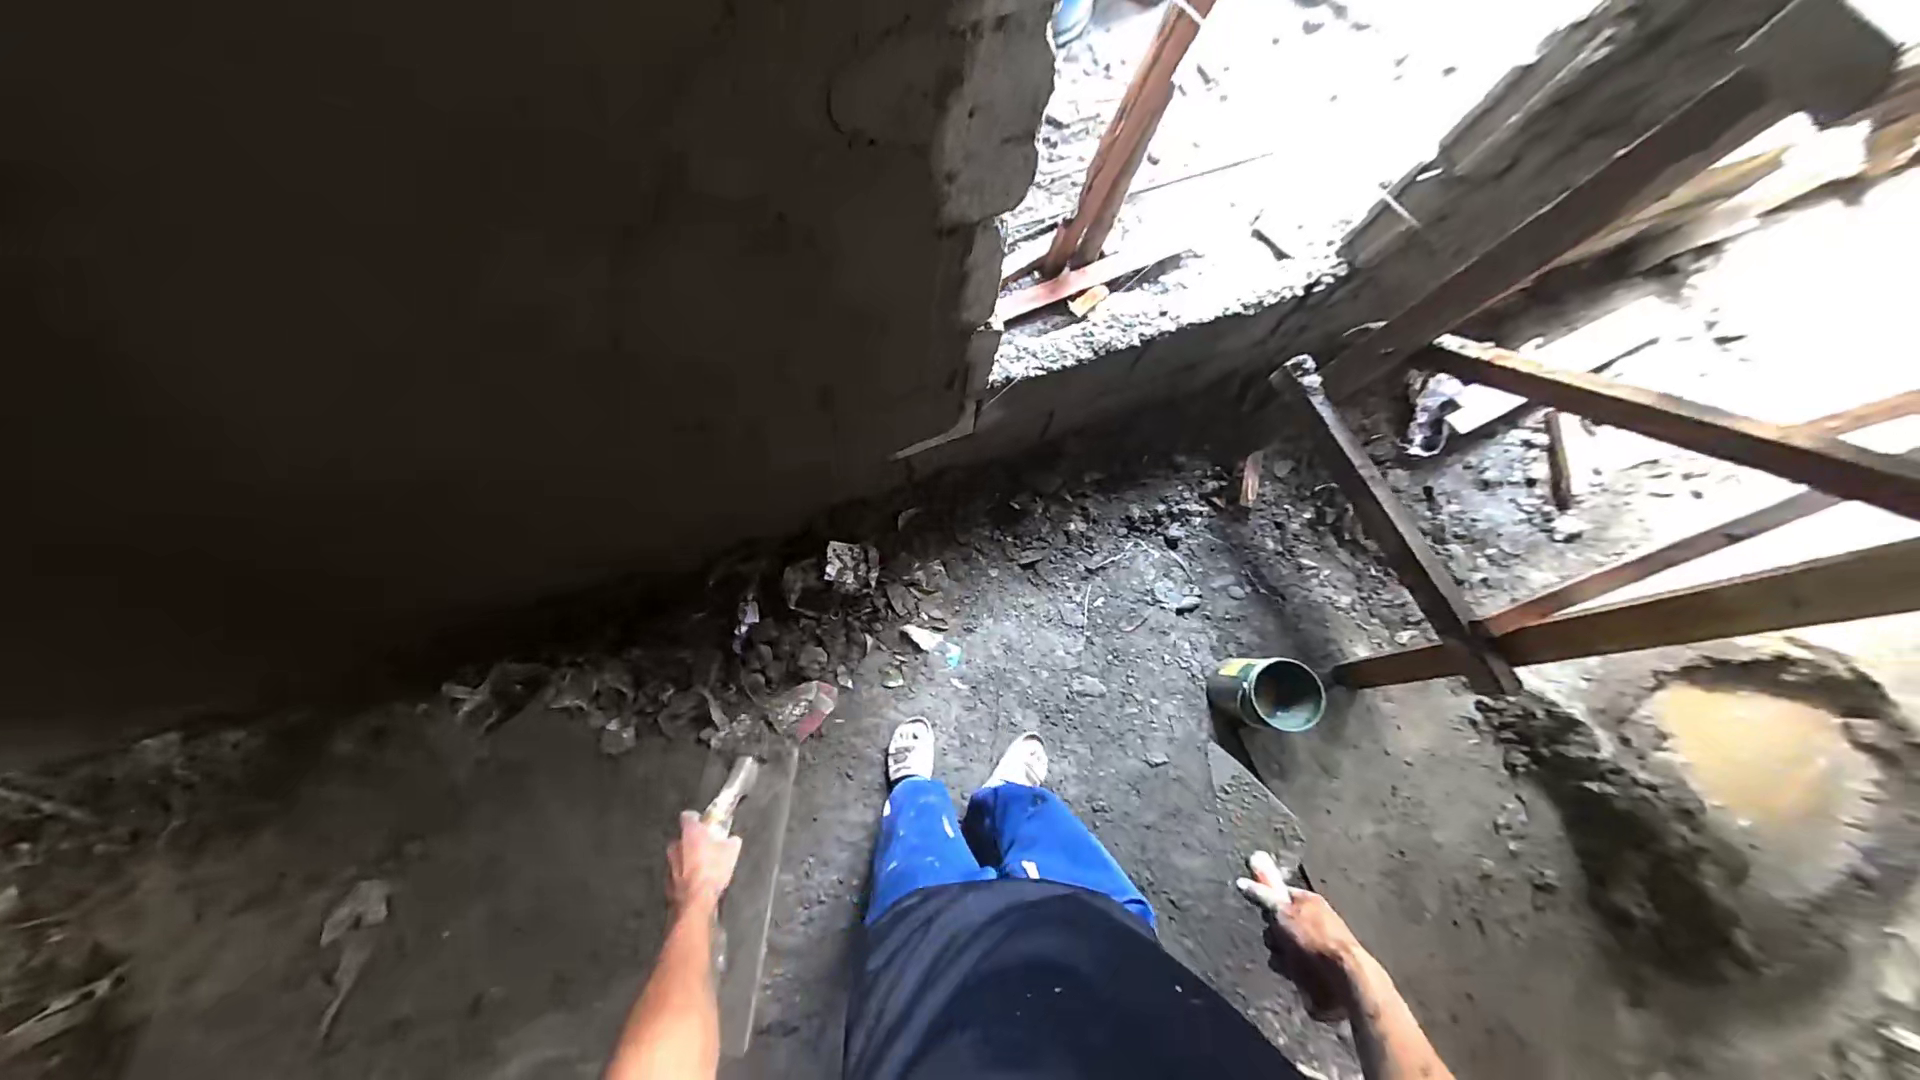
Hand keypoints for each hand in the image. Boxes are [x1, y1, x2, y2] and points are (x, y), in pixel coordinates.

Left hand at [667, 810, 741, 914]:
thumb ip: (730, 840)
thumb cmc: (713, 869)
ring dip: (687, 857)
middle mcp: (675, 845)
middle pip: (682, 837)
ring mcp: (669, 864)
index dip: (697, 818)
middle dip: (692, 840)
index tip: (705, 822)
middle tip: (706, 846)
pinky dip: (684, 873)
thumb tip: (732, 839)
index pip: (688, 816)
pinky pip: (677, 872)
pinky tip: (696, 880)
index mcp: (690, 832)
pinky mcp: (667, 882)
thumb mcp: (731, 851)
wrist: (696, 901)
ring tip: (702, 866)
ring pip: (678, 855)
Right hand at [1236, 850, 1357, 1020]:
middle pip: (1277, 925)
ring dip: (1281, 956)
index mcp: (1309, 902)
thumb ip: (1261, 895)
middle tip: (1278, 940)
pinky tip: (1296, 975)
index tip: (1265, 913)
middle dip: (1273, 935)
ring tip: (1289, 962)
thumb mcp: (1282, 910)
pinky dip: (1291, 971)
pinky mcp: (1317, 972)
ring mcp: (1316, 949)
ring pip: (1282, 949)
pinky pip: (1292, 968)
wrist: (1347, 982)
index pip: (1279, 894)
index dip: (1269, 903)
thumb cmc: (1313, 938)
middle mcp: (1313, 922)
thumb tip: (1241, 881)